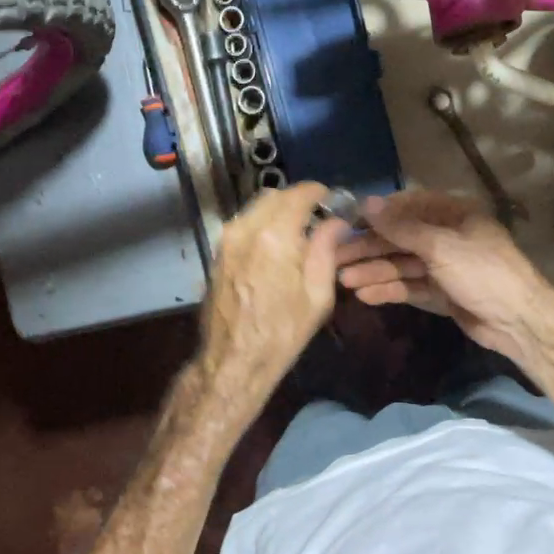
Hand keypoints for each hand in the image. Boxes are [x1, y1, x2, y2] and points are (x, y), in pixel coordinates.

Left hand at [197, 182, 345, 404]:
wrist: (235, 360)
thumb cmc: (283, 332)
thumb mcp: (317, 295)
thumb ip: (326, 250)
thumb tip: (336, 222)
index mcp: (275, 236)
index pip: (299, 195)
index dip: (319, 193)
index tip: (332, 200)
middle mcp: (245, 229)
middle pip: (273, 196)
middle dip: (297, 201)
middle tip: (316, 217)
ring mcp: (226, 241)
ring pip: (255, 209)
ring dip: (277, 212)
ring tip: (297, 233)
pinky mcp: (217, 254)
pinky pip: (243, 226)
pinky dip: (261, 226)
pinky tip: (276, 248)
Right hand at [335, 190, 551, 358]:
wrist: (517, 321)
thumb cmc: (483, 273)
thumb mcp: (440, 246)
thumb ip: (401, 228)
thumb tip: (365, 203)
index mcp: (454, 214)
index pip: (408, 207)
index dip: (378, 216)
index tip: (348, 225)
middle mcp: (448, 236)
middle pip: (401, 239)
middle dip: (369, 249)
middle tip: (335, 258)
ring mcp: (444, 266)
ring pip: (402, 264)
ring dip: (374, 271)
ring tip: (343, 280)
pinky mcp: (442, 293)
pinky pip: (409, 286)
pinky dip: (388, 289)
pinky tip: (364, 295)